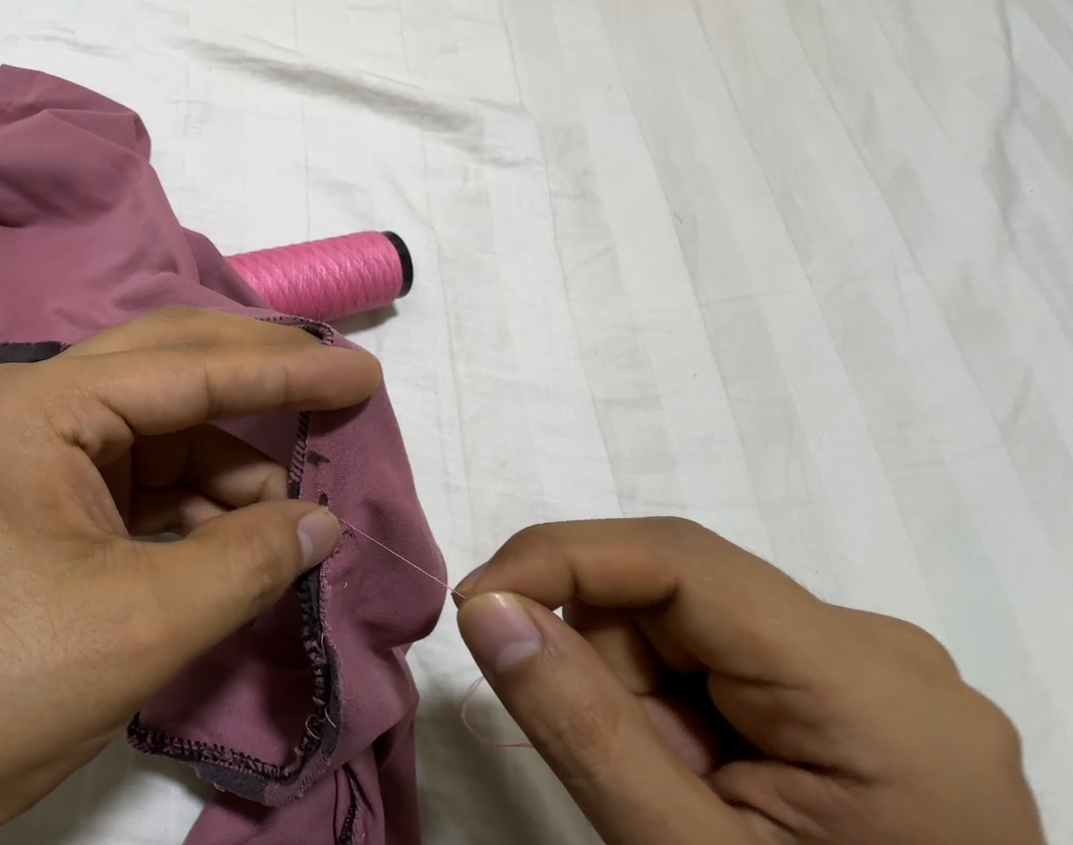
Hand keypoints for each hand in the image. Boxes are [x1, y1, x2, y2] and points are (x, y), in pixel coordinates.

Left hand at [0, 307, 380, 844]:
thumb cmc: (1, 681)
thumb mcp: (141, 620)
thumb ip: (246, 558)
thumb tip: (323, 520)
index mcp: (40, 405)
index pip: (185, 368)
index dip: (284, 372)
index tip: (364, 374)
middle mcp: (32, 407)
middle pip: (166, 369)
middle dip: (256, 383)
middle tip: (341, 393)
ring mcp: (33, 453)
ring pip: (157, 431)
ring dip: (227, 464)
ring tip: (289, 517)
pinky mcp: (41, 501)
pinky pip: (136, 478)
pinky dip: (192, 502)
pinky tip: (235, 538)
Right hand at [454, 518, 1045, 844]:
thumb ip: (587, 732)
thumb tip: (484, 609)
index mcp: (872, 692)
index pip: (681, 560)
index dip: (557, 558)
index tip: (469, 608)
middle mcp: (879, 651)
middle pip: (670, 595)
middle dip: (607, 666)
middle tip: (630, 776)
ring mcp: (866, 670)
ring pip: (676, 620)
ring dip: (635, 692)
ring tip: (681, 791)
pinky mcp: (842, 688)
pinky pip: (705, 651)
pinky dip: (666, 706)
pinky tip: (706, 775)